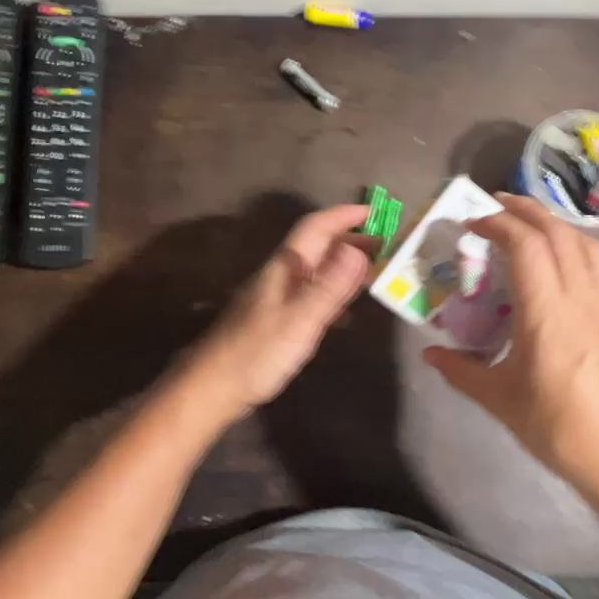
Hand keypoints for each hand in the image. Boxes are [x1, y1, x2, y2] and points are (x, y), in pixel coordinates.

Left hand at [175, 204, 373, 413]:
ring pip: (314, 269)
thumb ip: (330, 287)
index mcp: (284, 268)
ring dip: (343, 264)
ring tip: (374, 272)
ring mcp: (276, 297)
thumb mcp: (300, 320)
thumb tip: (358, 248)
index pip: (315, 228)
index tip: (376, 212)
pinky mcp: (275, 319)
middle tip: (385, 245)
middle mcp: (280, 275)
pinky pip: (310, 293)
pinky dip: (332, 292)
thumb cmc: (256, 353)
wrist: (213, 386)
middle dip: (349, 238)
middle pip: (316, 245)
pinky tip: (345, 311)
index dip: (343, 215)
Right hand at [423, 195, 598, 515]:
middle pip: (557, 233)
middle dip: (524, 211)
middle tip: (492, 205)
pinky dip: (572, 245)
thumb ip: (460, 369)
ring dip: (552, 223)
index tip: (469, 223)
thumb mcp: (497, 399)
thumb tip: (430, 352)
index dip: (497, 223)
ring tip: (524, 223)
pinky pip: (596, 264)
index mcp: (548, 313)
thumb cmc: (555, 427)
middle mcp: (580, 298)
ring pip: (583, 243)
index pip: (526, 245)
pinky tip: (555, 260)